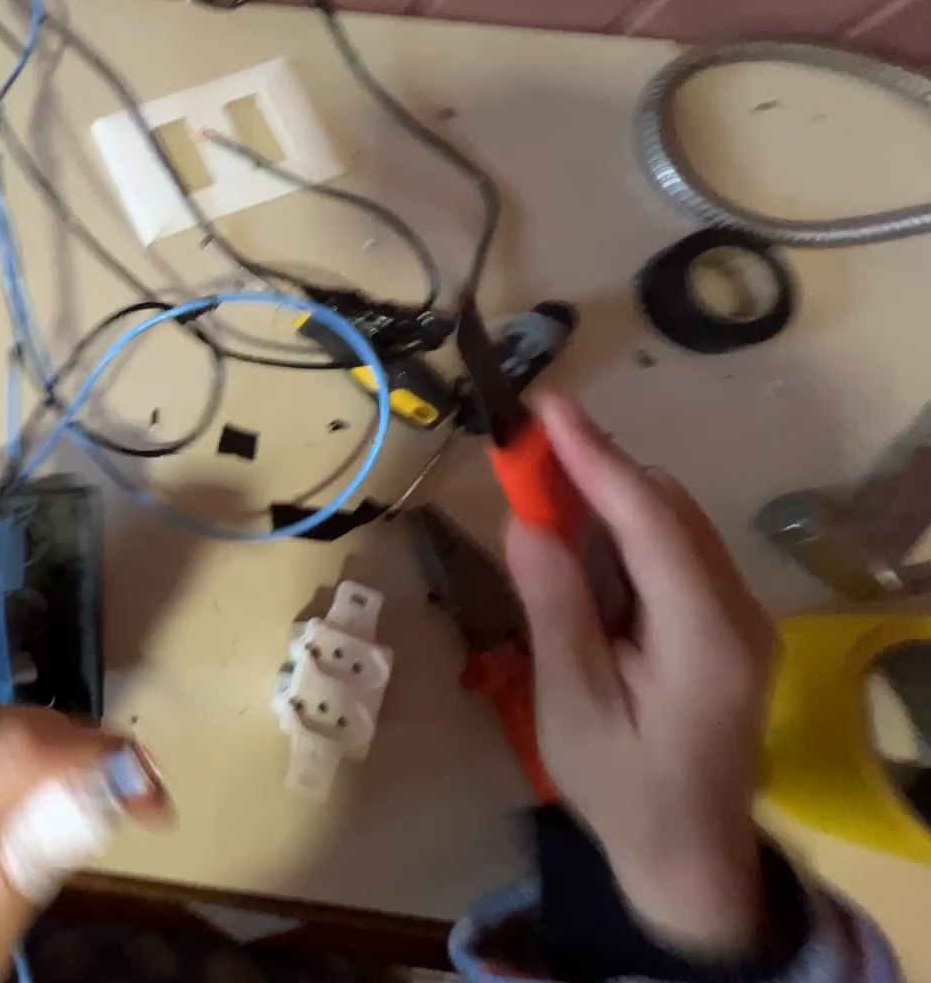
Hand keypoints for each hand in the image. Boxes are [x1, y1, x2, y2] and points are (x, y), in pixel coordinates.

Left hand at [0, 708, 163, 982]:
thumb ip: (18, 876)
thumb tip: (85, 801)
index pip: (21, 753)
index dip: (97, 758)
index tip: (153, 796)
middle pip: (30, 731)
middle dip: (100, 757)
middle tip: (148, 804)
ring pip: (27, 723)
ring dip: (79, 756)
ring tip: (111, 805)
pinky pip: (11, 730)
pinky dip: (52, 755)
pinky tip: (63, 795)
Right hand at [504, 396, 775, 957]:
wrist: (683, 848)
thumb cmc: (618, 780)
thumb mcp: (571, 699)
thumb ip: (555, 608)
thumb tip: (526, 522)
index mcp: (705, 637)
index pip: (652, 524)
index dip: (599, 460)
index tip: (551, 410)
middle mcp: (735, 614)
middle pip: (667, 513)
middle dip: (596, 466)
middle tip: (523, 441)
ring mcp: (731, 618)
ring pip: (667, 527)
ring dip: (601, 491)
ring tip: (533, 475)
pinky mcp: (713, 625)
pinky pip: (664, 553)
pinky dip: (614, 524)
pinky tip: (571, 527)